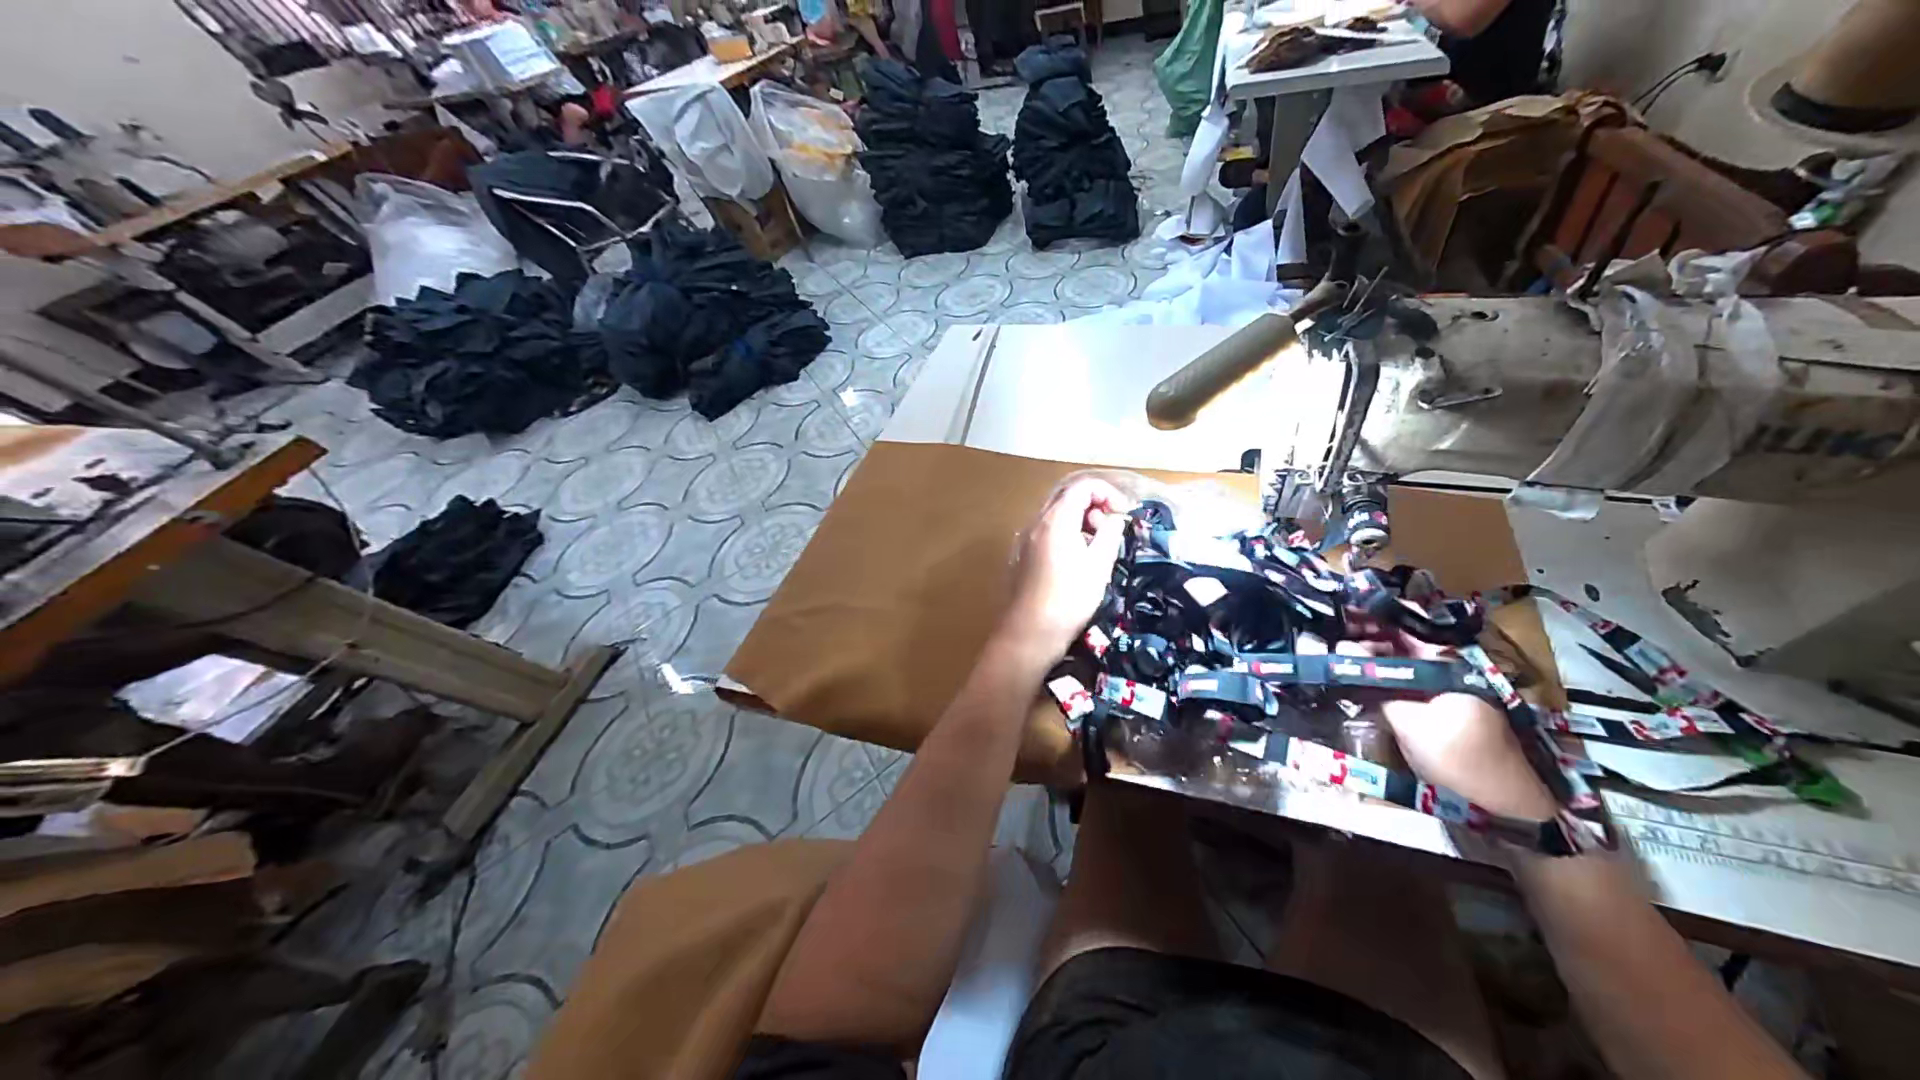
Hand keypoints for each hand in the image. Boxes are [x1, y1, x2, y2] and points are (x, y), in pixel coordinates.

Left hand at [999, 477, 1132, 662]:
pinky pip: (1047, 533)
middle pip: (1066, 497)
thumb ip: (1109, 535)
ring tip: (1096, 547)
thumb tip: (1114, 519)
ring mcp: (1025, 540)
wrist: (1029, 633)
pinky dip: (1066, 534)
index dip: (1107, 493)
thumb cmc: (1069, 599)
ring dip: (1080, 521)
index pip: (1083, 487)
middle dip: (1093, 505)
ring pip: (1056, 515)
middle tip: (1110, 529)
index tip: (1123, 513)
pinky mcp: (1022, 557)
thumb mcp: (1099, 566)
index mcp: (1055, 520)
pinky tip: (1076, 560)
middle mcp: (1036, 523)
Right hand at [1323, 631, 1558, 820]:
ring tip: (1334, 649)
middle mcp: (1451, 666)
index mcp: (1451, 661)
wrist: (1505, 808)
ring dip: (1370, 652)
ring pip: (1402, 658)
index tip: (1341, 605)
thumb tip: (1343, 650)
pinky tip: (1356, 674)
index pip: (1408, 622)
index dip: (1374, 611)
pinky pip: (1405, 677)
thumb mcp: (1412, 721)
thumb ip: (1376, 683)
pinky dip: (1380, 673)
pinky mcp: (1440, 706)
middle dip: (1366, 630)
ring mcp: (1446, 686)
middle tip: (1329, 629)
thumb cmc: (1460, 759)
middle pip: (1404, 638)